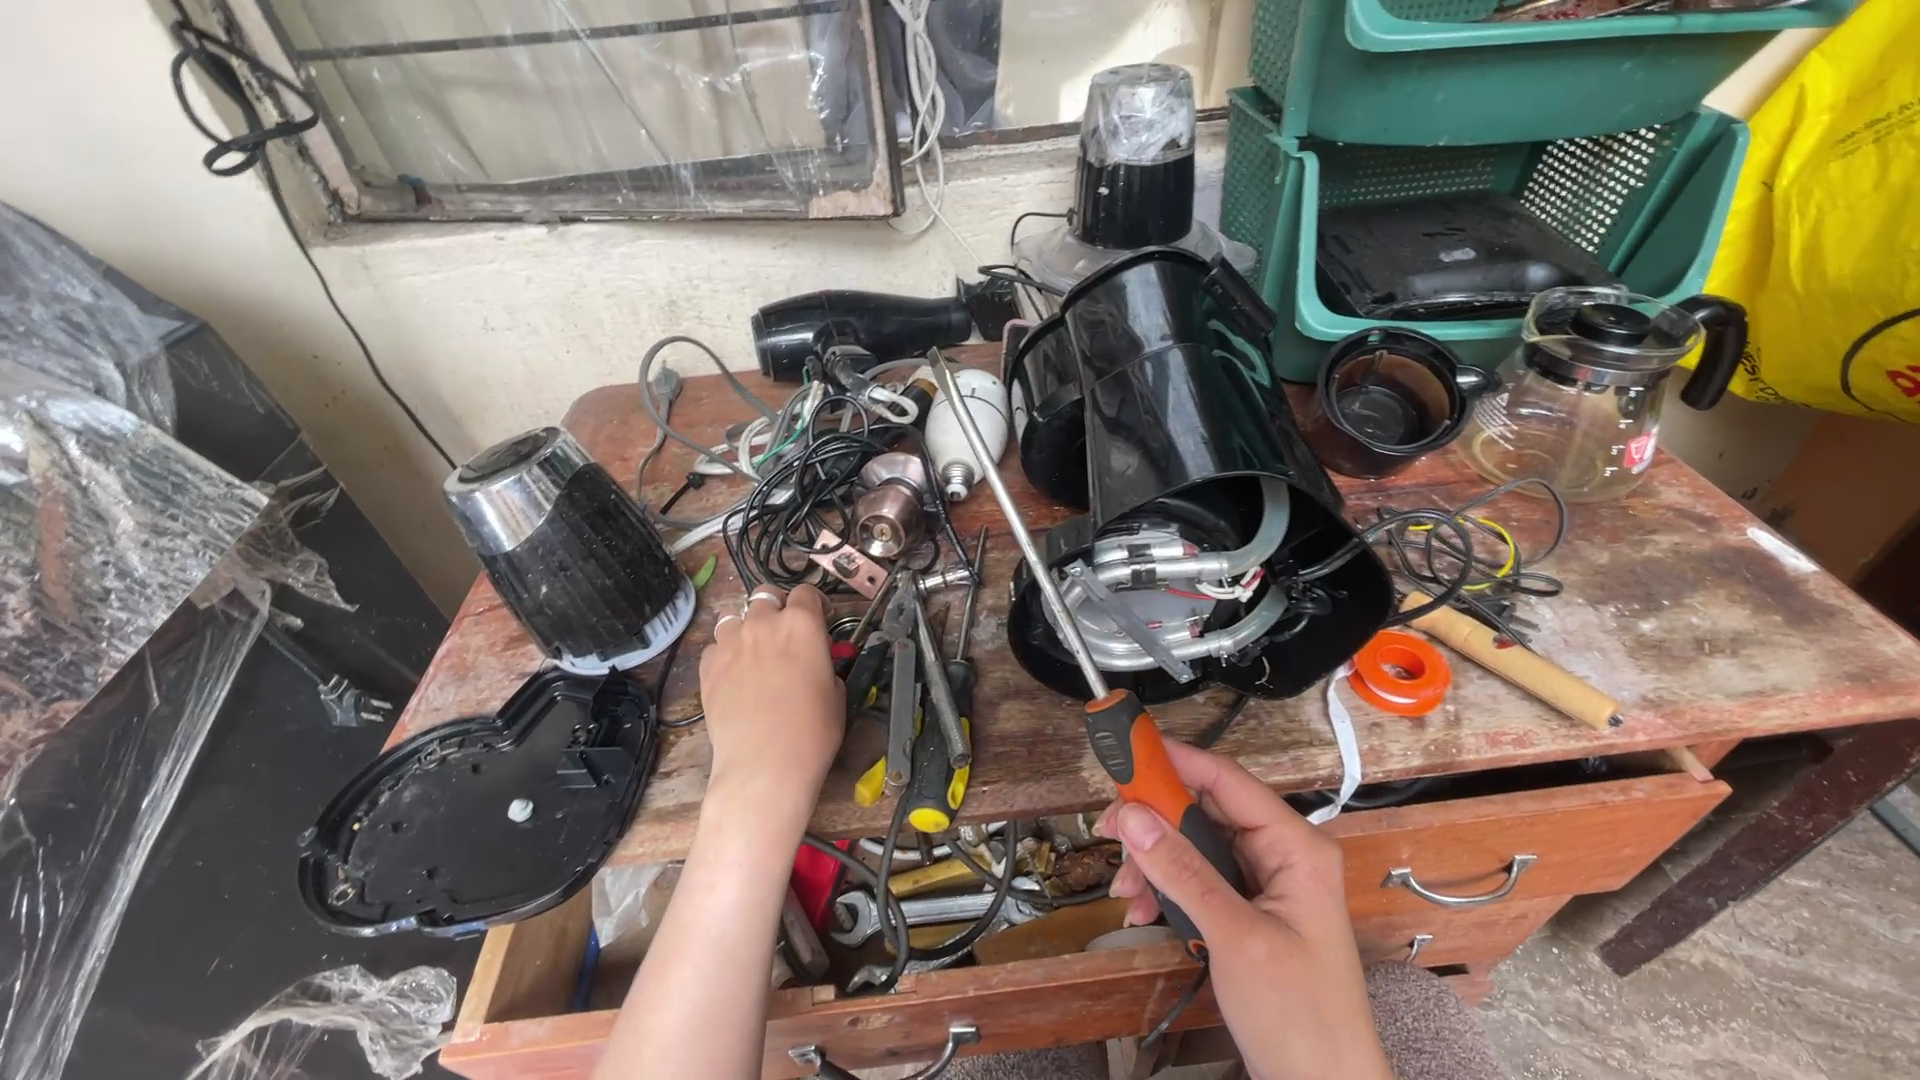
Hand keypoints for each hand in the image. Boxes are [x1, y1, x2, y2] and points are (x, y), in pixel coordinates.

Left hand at [698, 584, 843, 812]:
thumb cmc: (813, 730)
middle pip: (765, 595)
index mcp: (803, 624)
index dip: (814, 604)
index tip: (818, 617)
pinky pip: (715, 646)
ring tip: (753, 652)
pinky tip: (733, 675)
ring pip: (734, 616)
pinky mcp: (707, 666)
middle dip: (775, 608)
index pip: (806, 592)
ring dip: (746, 627)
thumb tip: (814, 662)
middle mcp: (764, 623)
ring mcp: (731, 642)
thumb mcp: (837, 692)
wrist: (765, 763)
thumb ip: (823, 664)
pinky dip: (724, 654)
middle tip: (783, 634)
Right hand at [1097, 742, 1391, 1079]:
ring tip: (1128, 890)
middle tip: (1109, 831)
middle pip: (1205, 810)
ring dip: (1155, 862)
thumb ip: (1182, 871)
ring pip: (1194, 845)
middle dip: (1155, 821)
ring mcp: (1264, 883)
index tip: (1124, 754)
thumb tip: (1132, 816)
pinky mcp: (1247, 910)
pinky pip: (1197, 879)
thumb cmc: (1299, 1015)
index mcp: (1296, 845)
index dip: (1174, 760)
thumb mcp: (1234, 936)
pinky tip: (1145, 910)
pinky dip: (1167, 889)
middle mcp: (1281, 853)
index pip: (1226, 780)